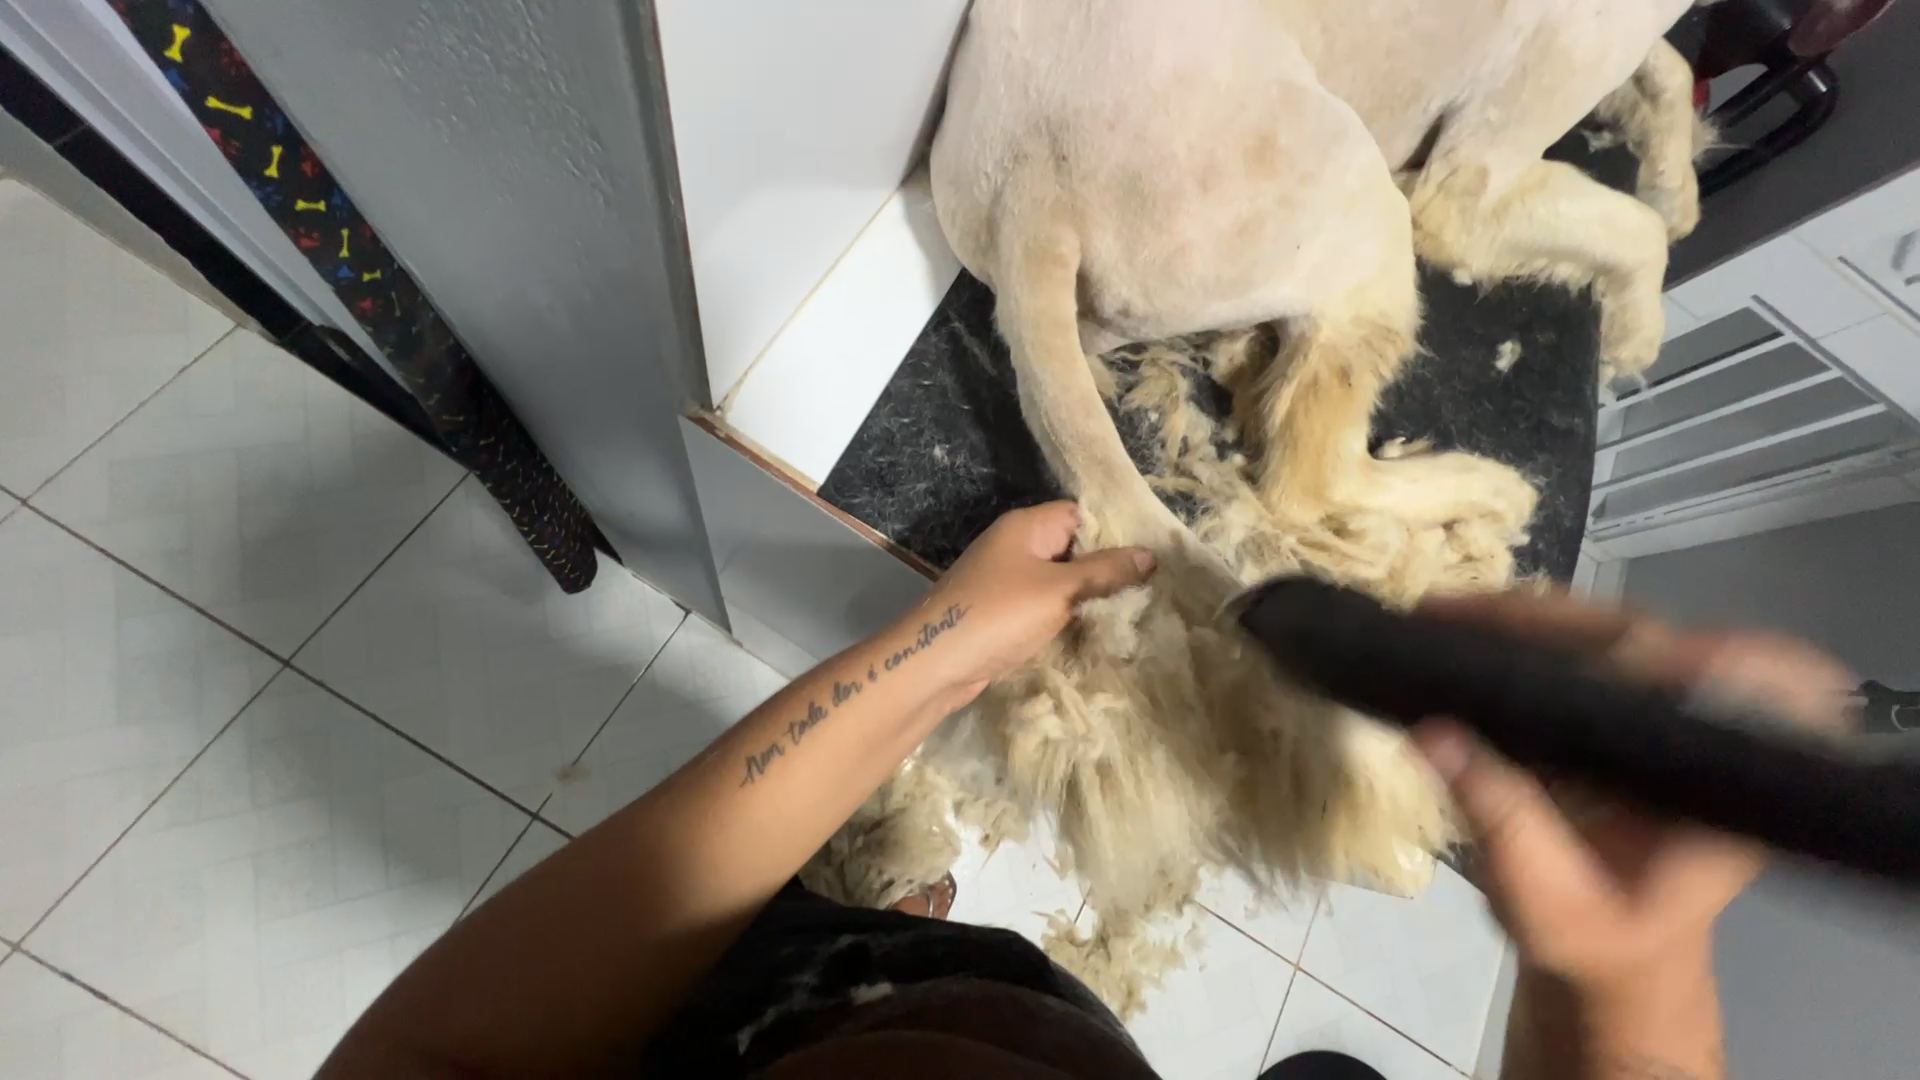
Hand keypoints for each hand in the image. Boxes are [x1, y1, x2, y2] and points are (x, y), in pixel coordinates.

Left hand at [905, 502, 1153, 698]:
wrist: (936, 663)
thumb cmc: (999, 614)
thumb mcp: (1059, 590)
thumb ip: (1105, 572)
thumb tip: (1150, 555)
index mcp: (1026, 526)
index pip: (1081, 514)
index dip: (1116, 531)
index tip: (1154, 554)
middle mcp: (1016, 546)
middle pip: (1072, 548)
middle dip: (1107, 567)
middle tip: (1154, 587)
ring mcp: (1007, 581)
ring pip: (1060, 581)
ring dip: (1088, 596)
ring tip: (1136, 610)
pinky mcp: (1003, 613)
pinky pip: (1045, 606)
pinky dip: (1067, 617)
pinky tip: (1097, 631)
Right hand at [1410, 592, 1853, 999]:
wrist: (1604, 954)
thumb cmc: (1591, 939)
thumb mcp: (1542, 897)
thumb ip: (1499, 818)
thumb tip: (1431, 732)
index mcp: (1716, 786)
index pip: (1731, 679)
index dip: (1660, 648)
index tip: (1561, 647)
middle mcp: (1698, 740)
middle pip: (1646, 638)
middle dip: (1549, 619)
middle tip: (1452, 613)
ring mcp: (1653, 724)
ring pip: (1604, 635)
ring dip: (1523, 618)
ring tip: (1442, 614)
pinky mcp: (1608, 717)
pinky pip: (1569, 655)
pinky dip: (1511, 636)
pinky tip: (1455, 631)